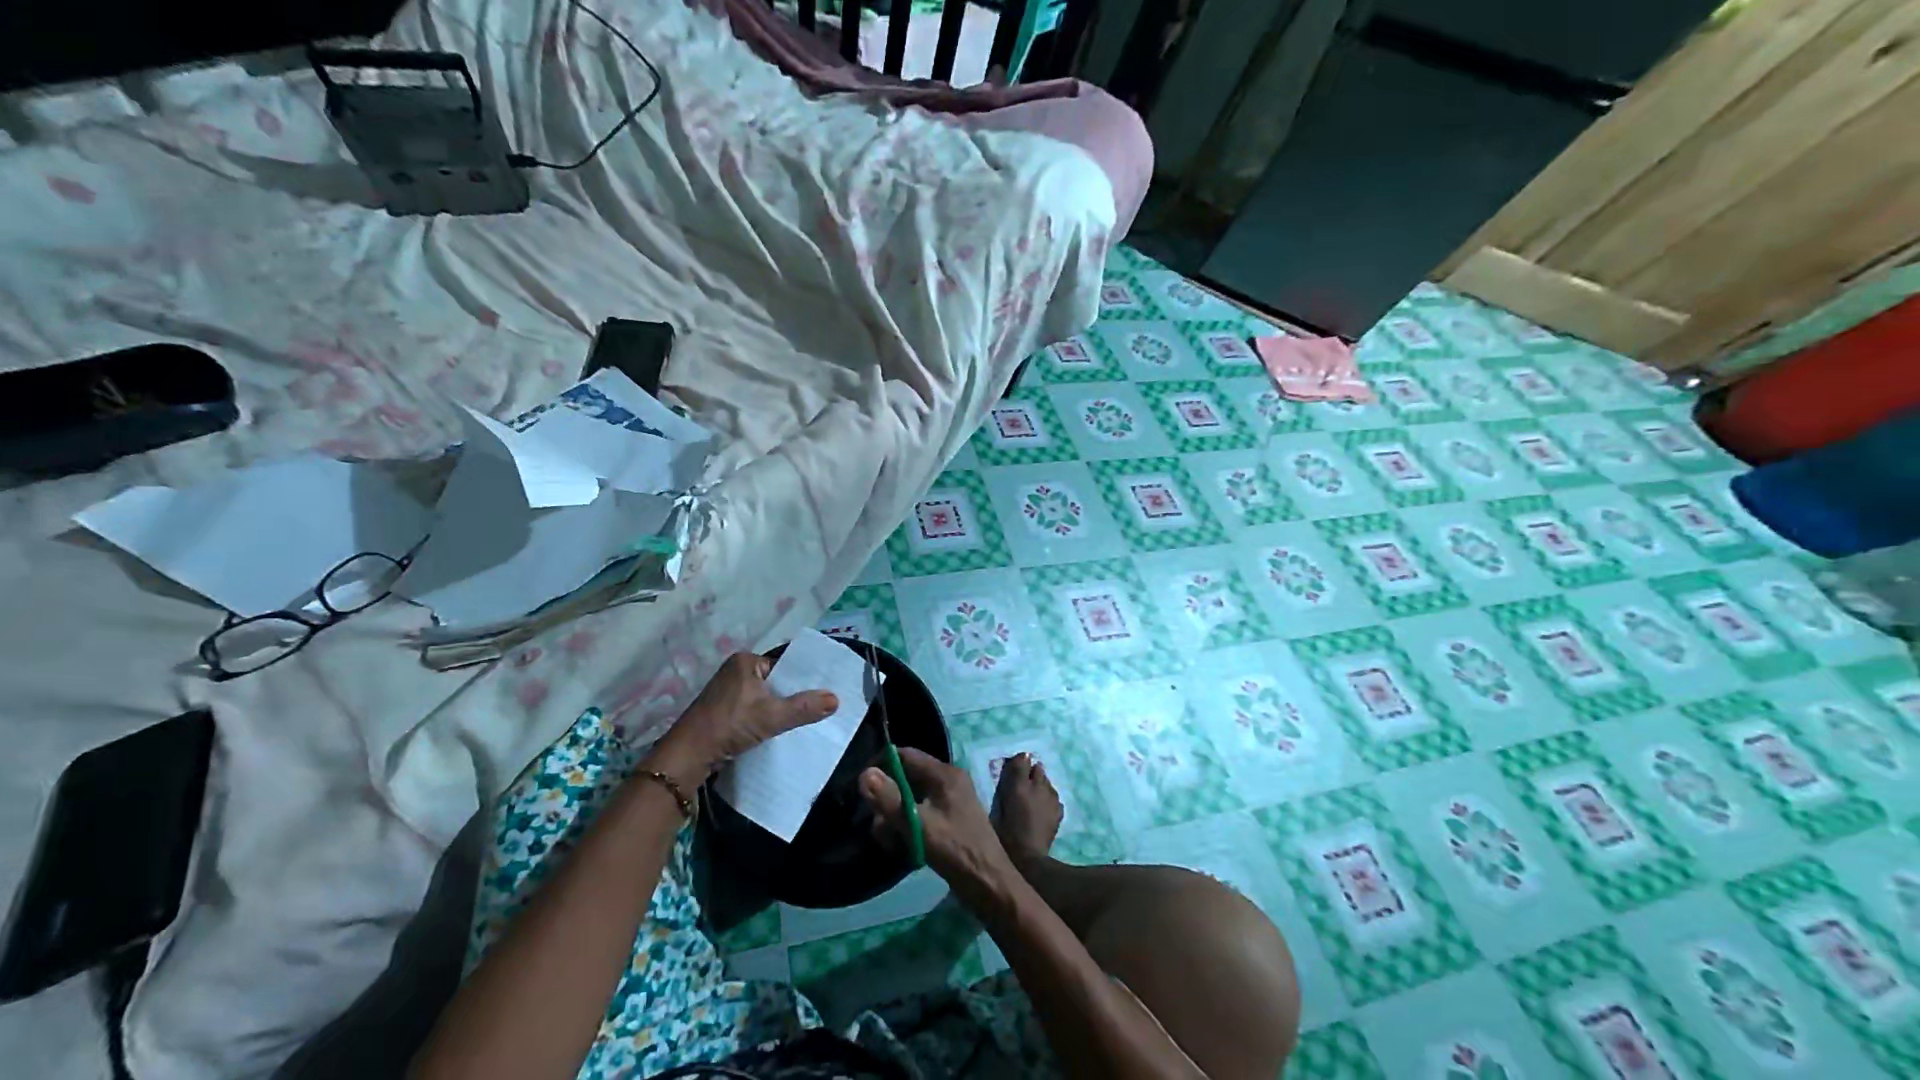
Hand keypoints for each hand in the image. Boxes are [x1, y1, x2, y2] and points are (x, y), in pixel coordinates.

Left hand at [650, 652, 837, 780]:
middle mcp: (734, 671)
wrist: (689, 755)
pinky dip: (764, 719)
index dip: (802, 682)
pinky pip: (752, 710)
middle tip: (816, 710)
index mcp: (745, 661)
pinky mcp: (722, 711)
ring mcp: (726, 692)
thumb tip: (836, 699)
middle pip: (775, 683)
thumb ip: (805, 707)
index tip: (822, 695)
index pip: (783, 667)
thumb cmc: (730, 725)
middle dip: (791, 697)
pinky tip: (777, 731)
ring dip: (777, 710)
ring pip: (764, 698)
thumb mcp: (772, 716)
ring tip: (801, 722)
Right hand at [859, 746, 1015, 891]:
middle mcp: (948, 781)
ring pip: (911, 799)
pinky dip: (907, 825)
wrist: (989, 884)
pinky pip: (920, 813)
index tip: (862, 788)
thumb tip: (864, 773)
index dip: (881, 766)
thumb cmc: (954, 850)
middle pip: (906, 778)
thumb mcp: (917, 824)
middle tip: (877, 824)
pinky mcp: (949, 820)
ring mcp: (950, 801)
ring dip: (895, 817)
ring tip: (888, 841)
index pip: (906, 755)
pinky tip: (900, 846)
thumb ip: (890, 799)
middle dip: (887, 799)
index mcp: (945, 774)